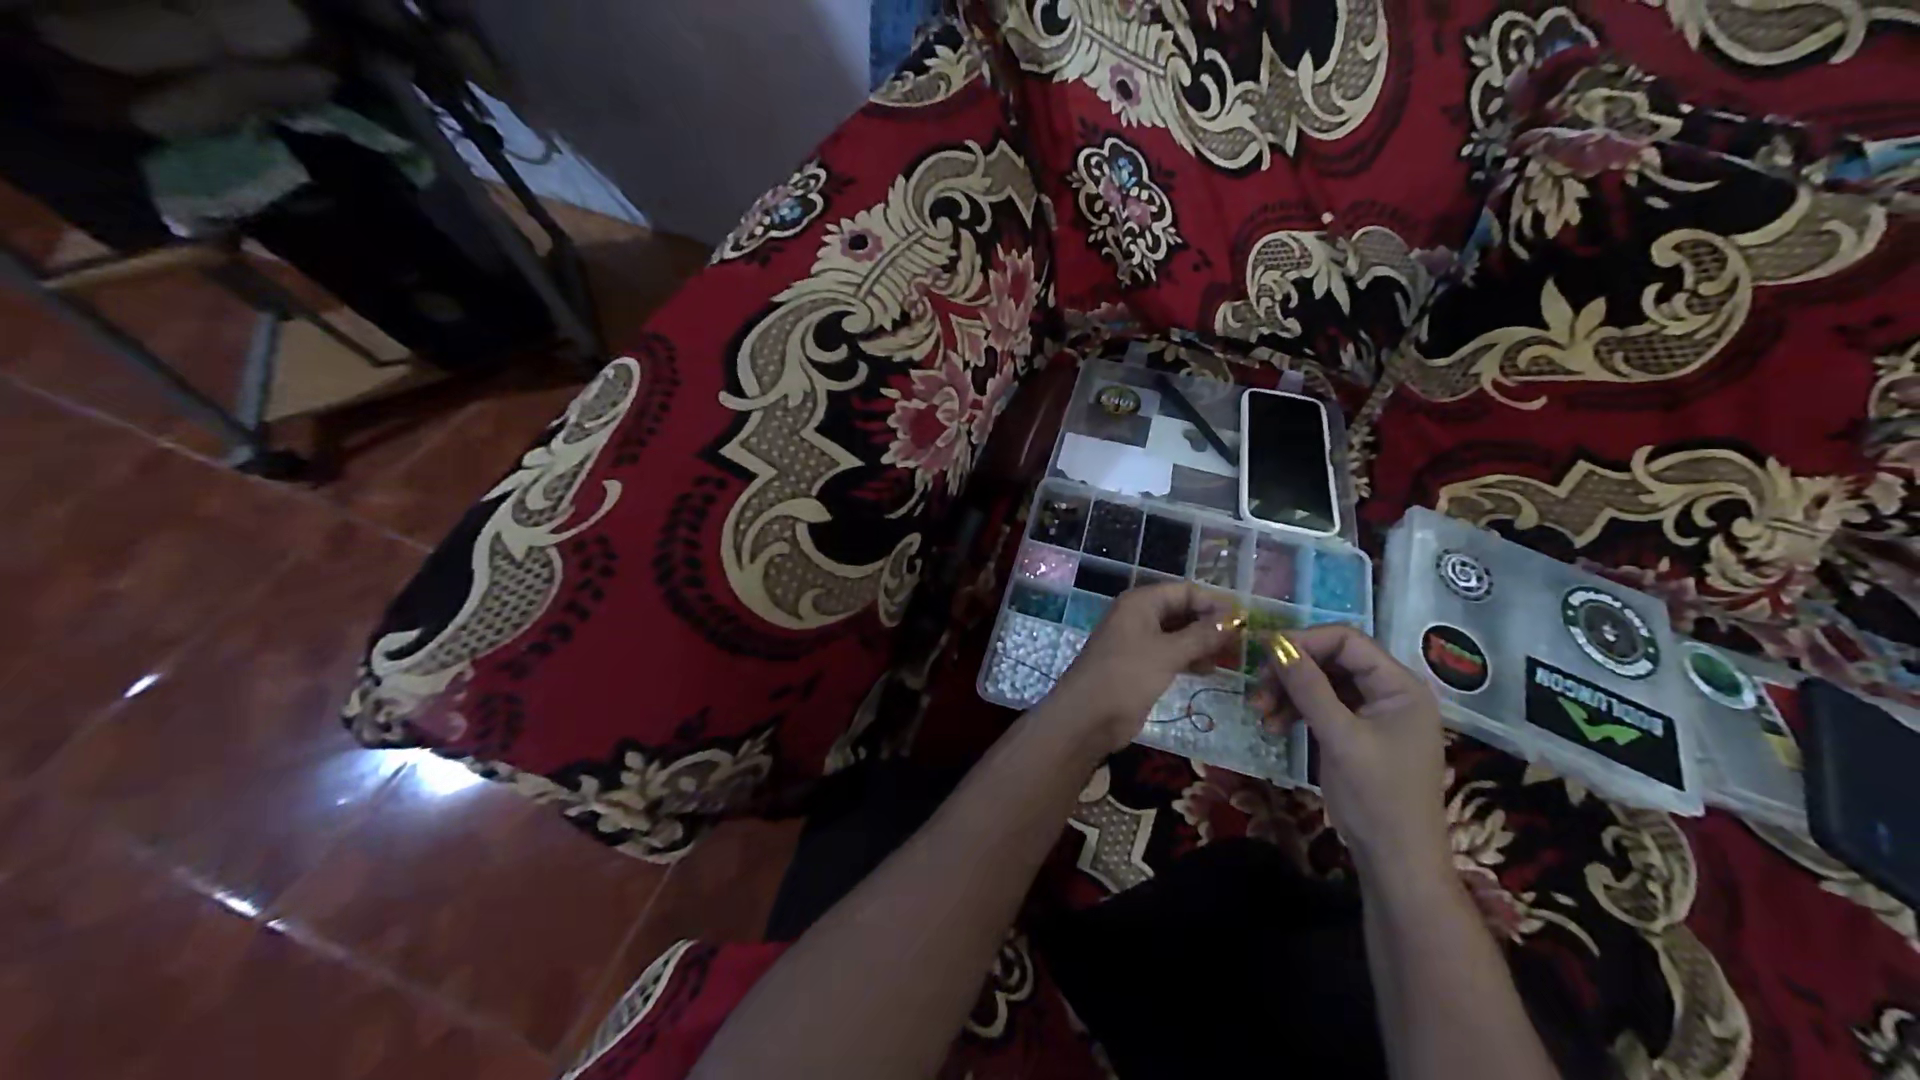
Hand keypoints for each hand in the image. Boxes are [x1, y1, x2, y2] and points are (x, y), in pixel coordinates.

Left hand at [1047, 583, 1235, 754]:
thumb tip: (1233, 620)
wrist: (1087, 716)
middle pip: (1181, 611)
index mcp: (1140, 603)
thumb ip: (1202, 635)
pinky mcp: (1139, 666)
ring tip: (1230, 658)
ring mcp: (1137, 642)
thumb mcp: (1168, 653)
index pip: (1184, 591)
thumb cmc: (1126, 676)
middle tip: (1241, 642)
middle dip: (1209, 624)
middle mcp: (1138, 617)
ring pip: (1177, 634)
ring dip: (1202, 643)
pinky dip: (1189, 659)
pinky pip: (1170, 654)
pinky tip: (1209, 671)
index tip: (1242, 621)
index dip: (1213, 603)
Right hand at [1250, 625, 1450, 884]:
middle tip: (1257, 688)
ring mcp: (1372, 712)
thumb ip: (1308, 687)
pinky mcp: (1355, 731)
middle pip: (1331, 659)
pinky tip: (1273, 726)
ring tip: (1260, 713)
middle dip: (1291, 671)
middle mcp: (1389, 691)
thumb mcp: (1339, 737)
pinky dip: (1295, 711)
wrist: (1395, 859)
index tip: (1263, 653)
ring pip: (1321, 682)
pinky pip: (1320, 705)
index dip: (1304, 640)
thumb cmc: (1377, 796)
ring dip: (1287, 692)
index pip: (1347, 641)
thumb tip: (1275, 643)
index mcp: (1400, 686)